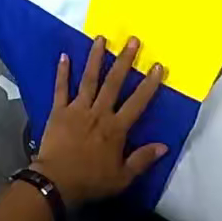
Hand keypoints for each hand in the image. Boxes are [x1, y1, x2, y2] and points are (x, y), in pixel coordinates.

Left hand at [31, 36, 166, 207]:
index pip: (137, 102)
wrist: (56, 182)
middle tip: (132, 40)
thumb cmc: (91, 181)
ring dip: (95, 58)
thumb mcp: (123, 177)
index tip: (157, 66)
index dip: (149, 84)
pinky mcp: (58, 111)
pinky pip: (61, 88)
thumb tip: (164, 146)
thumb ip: (143, 159)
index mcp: (116, 128)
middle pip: (114, 82)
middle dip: (124, 60)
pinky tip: (64, 56)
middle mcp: (98, 113)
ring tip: (100, 38)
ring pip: (88, 79)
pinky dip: (62, 72)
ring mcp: (77, 109)